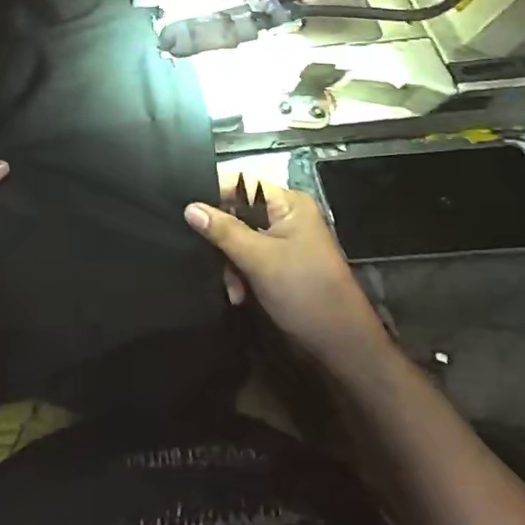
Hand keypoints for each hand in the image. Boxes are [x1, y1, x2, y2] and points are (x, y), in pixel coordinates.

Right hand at [183, 179, 387, 361]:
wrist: (340, 341)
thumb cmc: (303, 291)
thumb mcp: (259, 260)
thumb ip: (224, 231)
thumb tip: (189, 207)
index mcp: (287, 202)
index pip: (242, 182)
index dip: (213, 191)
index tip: (184, 207)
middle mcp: (286, 214)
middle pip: (239, 211)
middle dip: (221, 237)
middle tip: (206, 259)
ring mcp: (284, 239)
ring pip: (240, 237)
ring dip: (230, 262)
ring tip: (231, 289)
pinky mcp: (280, 263)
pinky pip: (250, 257)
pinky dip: (240, 274)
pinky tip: (238, 296)